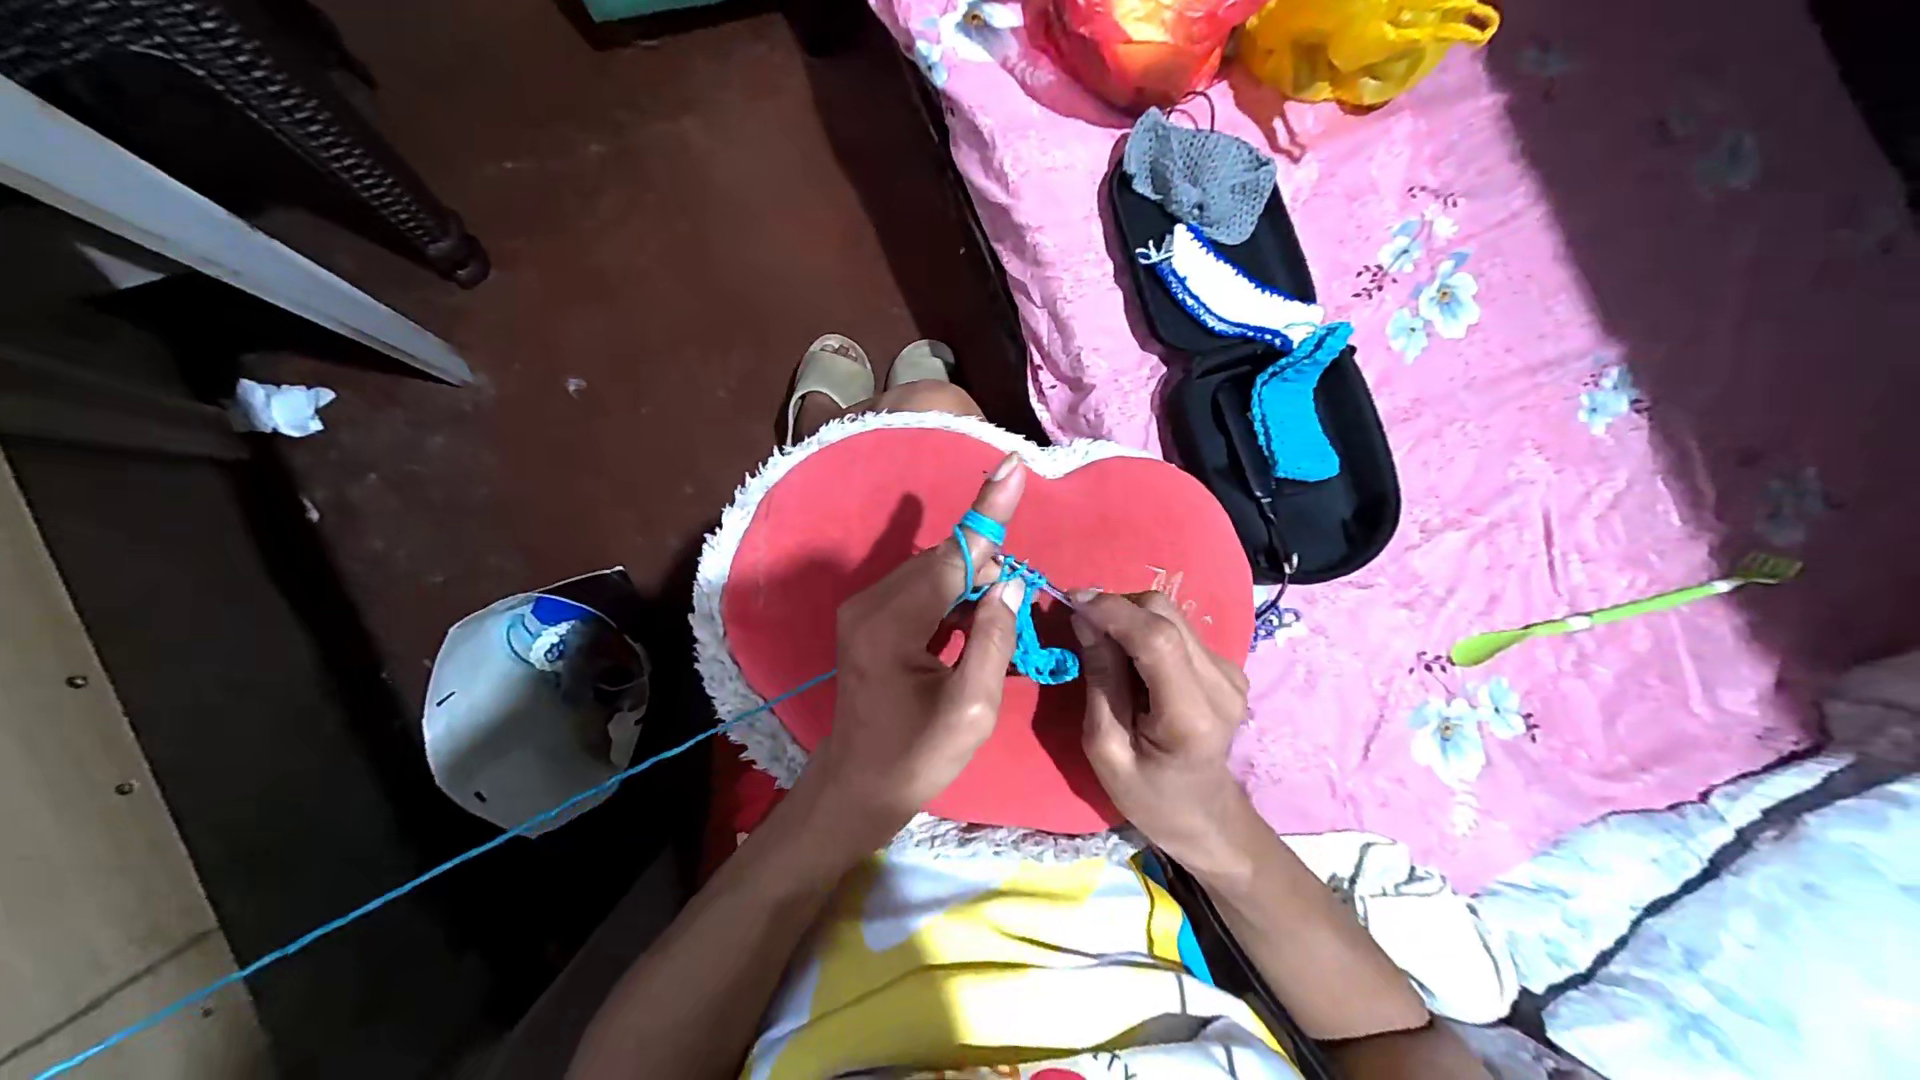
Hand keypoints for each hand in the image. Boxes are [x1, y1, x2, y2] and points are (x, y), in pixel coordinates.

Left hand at [798, 453, 1026, 852]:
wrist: (858, 784)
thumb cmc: (916, 757)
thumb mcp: (971, 710)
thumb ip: (992, 640)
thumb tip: (1009, 583)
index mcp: (890, 625)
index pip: (952, 557)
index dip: (988, 512)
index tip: (1013, 466)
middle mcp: (870, 603)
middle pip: (944, 559)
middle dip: (986, 568)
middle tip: (1011, 613)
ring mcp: (865, 608)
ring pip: (935, 571)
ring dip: (972, 585)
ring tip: (991, 628)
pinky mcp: (869, 617)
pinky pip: (923, 587)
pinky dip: (954, 596)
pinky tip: (969, 625)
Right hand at [1071, 591, 1259, 875]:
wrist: (1205, 815)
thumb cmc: (1148, 795)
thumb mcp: (1104, 747)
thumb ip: (1099, 679)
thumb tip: (1085, 618)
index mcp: (1190, 716)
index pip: (1156, 639)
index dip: (1112, 610)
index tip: (1072, 601)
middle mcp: (1221, 684)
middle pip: (1164, 614)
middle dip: (1116, 608)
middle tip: (1081, 623)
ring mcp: (1230, 673)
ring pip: (1171, 614)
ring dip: (1130, 617)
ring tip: (1104, 642)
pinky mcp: (1227, 667)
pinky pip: (1178, 628)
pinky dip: (1145, 630)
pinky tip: (1131, 659)